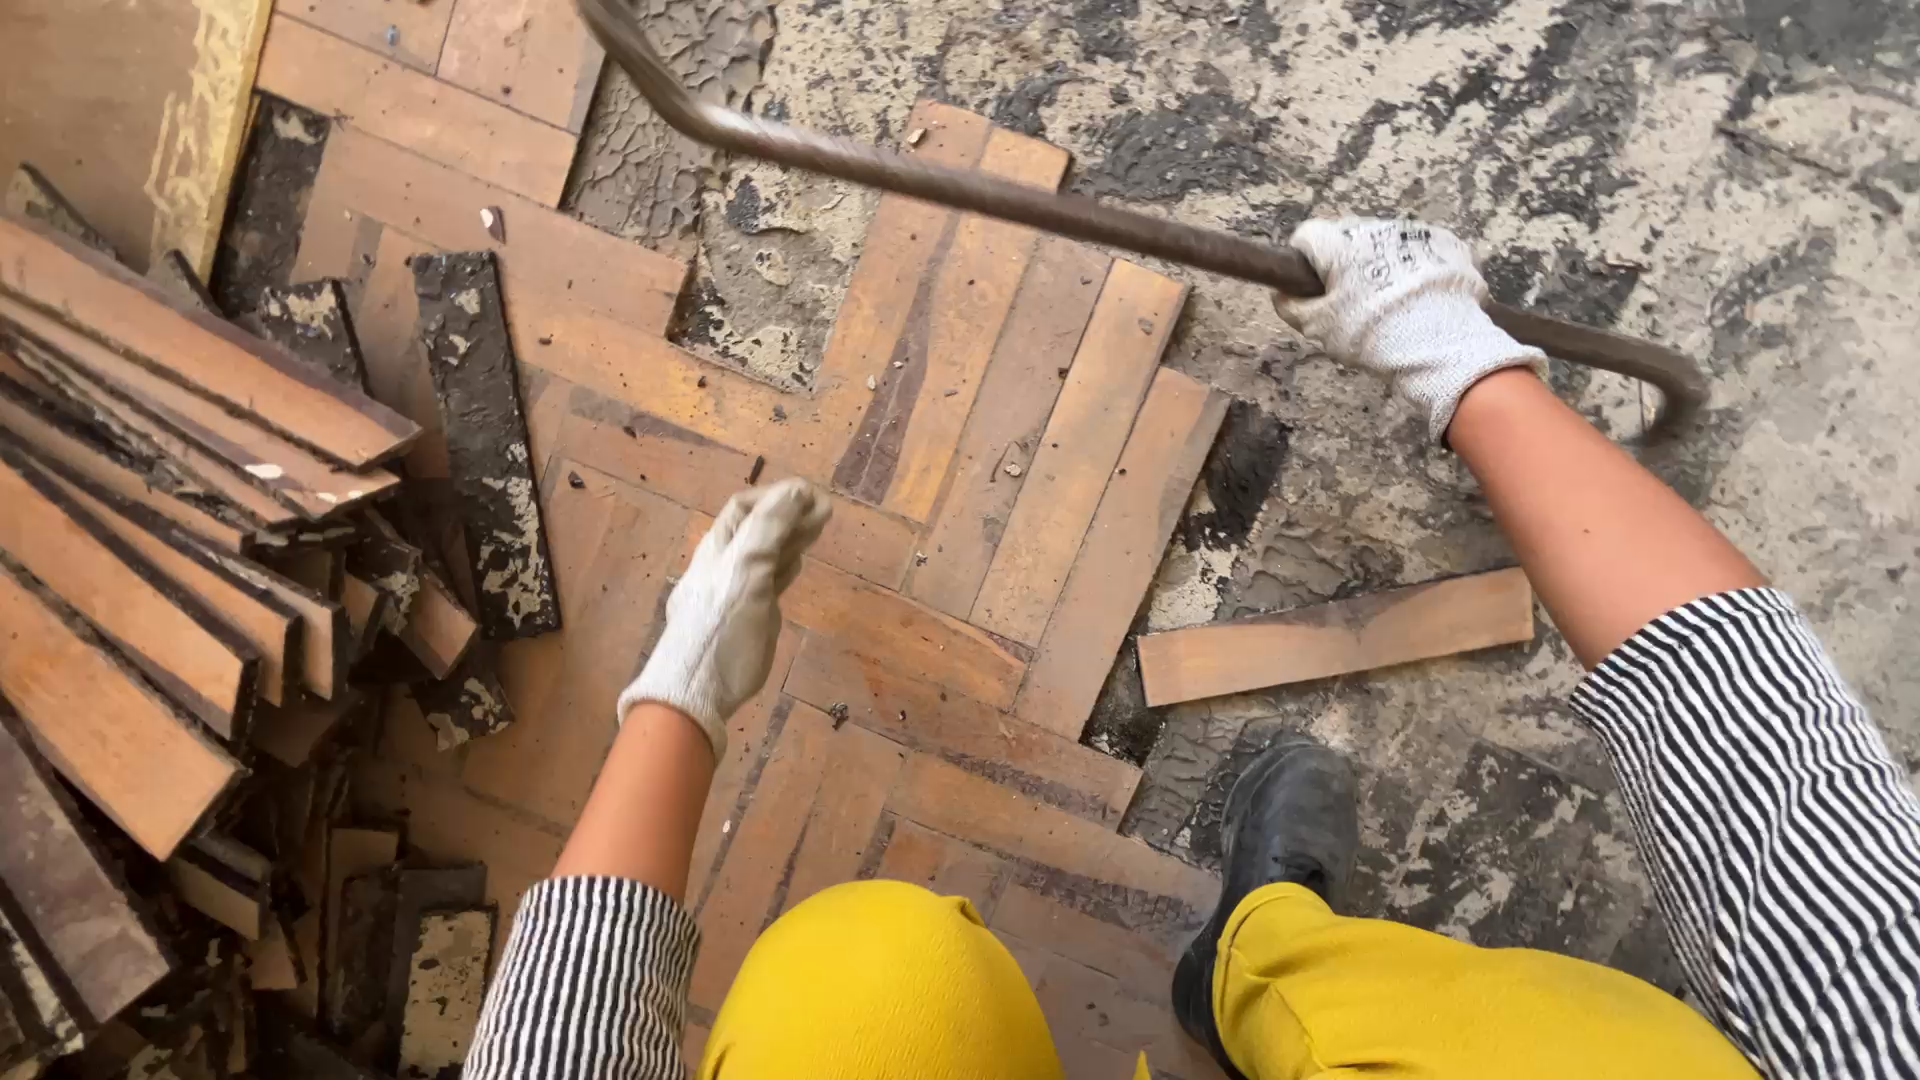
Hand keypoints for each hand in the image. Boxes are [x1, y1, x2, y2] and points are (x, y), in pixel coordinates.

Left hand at [616, 478, 830, 760]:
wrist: (701, 687)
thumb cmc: (721, 625)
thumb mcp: (746, 568)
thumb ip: (769, 528)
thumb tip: (797, 489)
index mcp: (719, 548)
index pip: (745, 507)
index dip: (776, 496)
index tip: (810, 494)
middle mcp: (727, 563)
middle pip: (758, 527)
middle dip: (788, 513)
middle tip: (824, 509)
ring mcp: (739, 589)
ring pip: (767, 552)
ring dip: (791, 536)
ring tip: (819, 526)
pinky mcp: (751, 613)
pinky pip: (769, 579)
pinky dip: (786, 565)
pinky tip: (797, 562)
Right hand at [1274, 218, 1545, 444]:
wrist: (1439, 342)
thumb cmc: (1368, 333)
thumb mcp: (1317, 327)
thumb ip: (1291, 305)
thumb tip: (1281, 292)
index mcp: (1340, 246)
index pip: (1307, 235)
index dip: (1301, 260)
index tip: (1307, 285)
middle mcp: (1375, 229)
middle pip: (1345, 236)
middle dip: (1339, 261)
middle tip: (1344, 299)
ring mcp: (1413, 233)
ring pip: (1380, 242)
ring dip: (1373, 263)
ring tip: (1382, 301)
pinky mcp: (1445, 243)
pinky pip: (1414, 250)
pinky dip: (1407, 267)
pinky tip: (1411, 297)